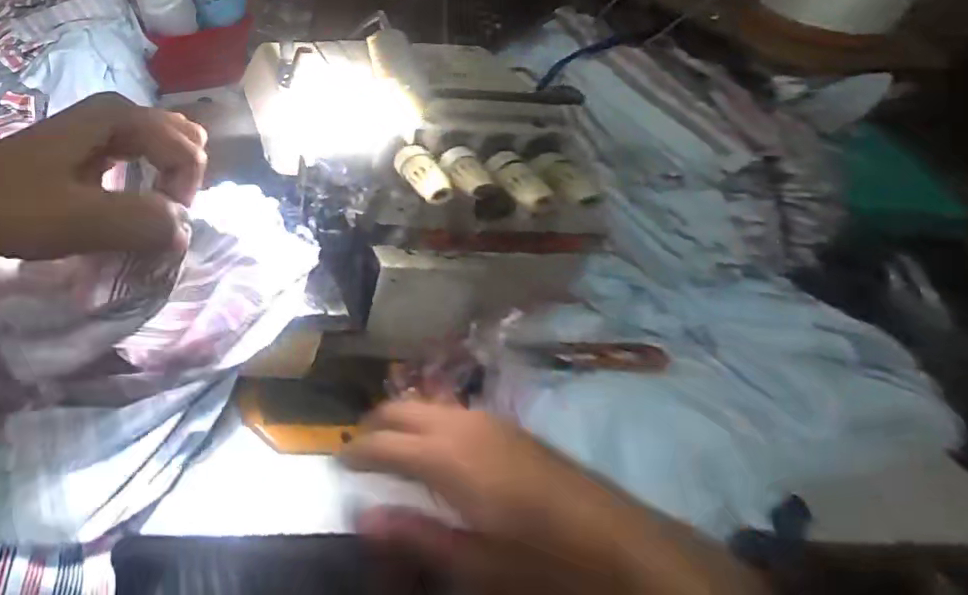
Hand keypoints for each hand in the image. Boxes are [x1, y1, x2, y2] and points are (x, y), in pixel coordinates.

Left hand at [0, 92, 207, 263]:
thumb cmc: (19, 209)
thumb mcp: (84, 221)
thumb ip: (143, 223)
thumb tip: (183, 229)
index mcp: (119, 115)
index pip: (186, 149)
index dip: (184, 193)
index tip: (159, 232)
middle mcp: (112, 110)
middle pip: (177, 140)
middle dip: (178, 182)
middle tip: (156, 224)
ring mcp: (94, 124)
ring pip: (155, 147)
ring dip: (161, 183)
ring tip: (145, 222)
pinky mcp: (80, 144)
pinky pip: (131, 156)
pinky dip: (140, 181)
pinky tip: (123, 206)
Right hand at [343, 402, 766, 594]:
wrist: (630, 546)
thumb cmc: (547, 560)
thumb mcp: (481, 563)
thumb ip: (418, 536)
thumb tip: (362, 518)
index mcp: (446, 455)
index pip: (381, 443)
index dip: (355, 452)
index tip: (337, 463)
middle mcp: (459, 424)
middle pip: (397, 410)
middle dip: (371, 426)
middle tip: (358, 451)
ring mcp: (486, 419)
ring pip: (423, 404)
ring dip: (400, 419)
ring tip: (393, 448)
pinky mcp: (507, 424)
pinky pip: (448, 410)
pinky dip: (427, 420)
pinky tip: (438, 448)